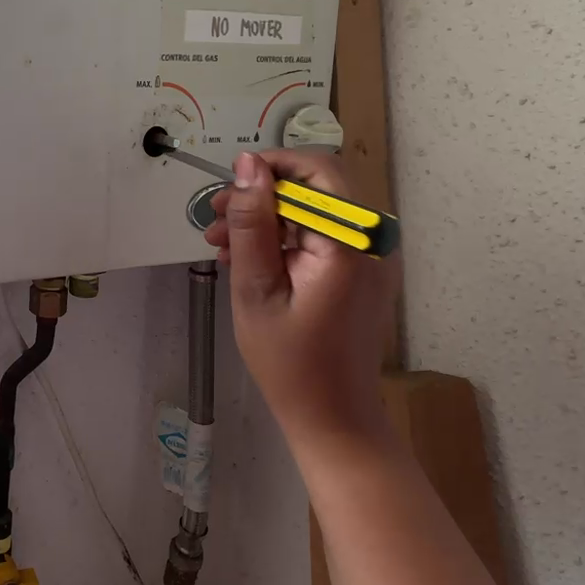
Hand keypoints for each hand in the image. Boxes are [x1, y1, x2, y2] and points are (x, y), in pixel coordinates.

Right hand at [204, 150, 397, 450]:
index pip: (317, 171)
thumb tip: (246, 165)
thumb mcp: (257, 288)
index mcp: (349, 243)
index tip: (227, 189)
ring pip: (312, 210)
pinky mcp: (361, 271)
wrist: (333, 419)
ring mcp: (370, 257)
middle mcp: (371, 241)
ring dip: (265, 218)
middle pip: (314, 188)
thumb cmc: (289, 361)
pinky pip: (319, 235)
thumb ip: (251, 223)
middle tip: (214, 219)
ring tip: (220, 245)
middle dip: (261, 196)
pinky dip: (282, 239)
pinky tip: (246, 260)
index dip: (271, 167)